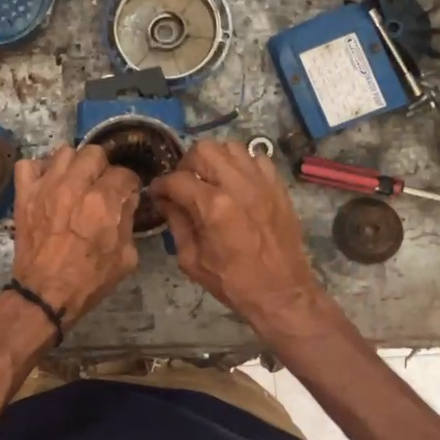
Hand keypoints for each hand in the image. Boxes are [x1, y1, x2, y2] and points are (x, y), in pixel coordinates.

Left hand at [11, 144, 142, 325]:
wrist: (45, 294)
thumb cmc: (88, 280)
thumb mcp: (125, 257)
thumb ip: (128, 221)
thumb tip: (126, 201)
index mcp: (103, 202)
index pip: (124, 173)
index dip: (128, 185)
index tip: (126, 194)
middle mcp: (74, 186)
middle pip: (94, 153)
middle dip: (103, 168)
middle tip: (100, 186)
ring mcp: (46, 187)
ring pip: (64, 152)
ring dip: (74, 165)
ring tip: (75, 182)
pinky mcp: (24, 194)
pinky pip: (28, 164)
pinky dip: (39, 170)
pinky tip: (48, 183)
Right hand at [150, 140, 331, 331]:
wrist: (281, 293)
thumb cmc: (232, 282)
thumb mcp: (191, 259)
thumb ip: (176, 223)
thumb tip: (165, 200)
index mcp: (213, 207)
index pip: (177, 179)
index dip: (161, 185)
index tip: (157, 193)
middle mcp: (238, 186)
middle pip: (204, 150)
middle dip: (187, 164)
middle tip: (185, 184)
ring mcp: (261, 183)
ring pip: (231, 147)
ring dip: (215, 160)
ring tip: (211, 179)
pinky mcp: (278, 187)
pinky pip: (256, 158)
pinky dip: (242, 164)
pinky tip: (236, 183)